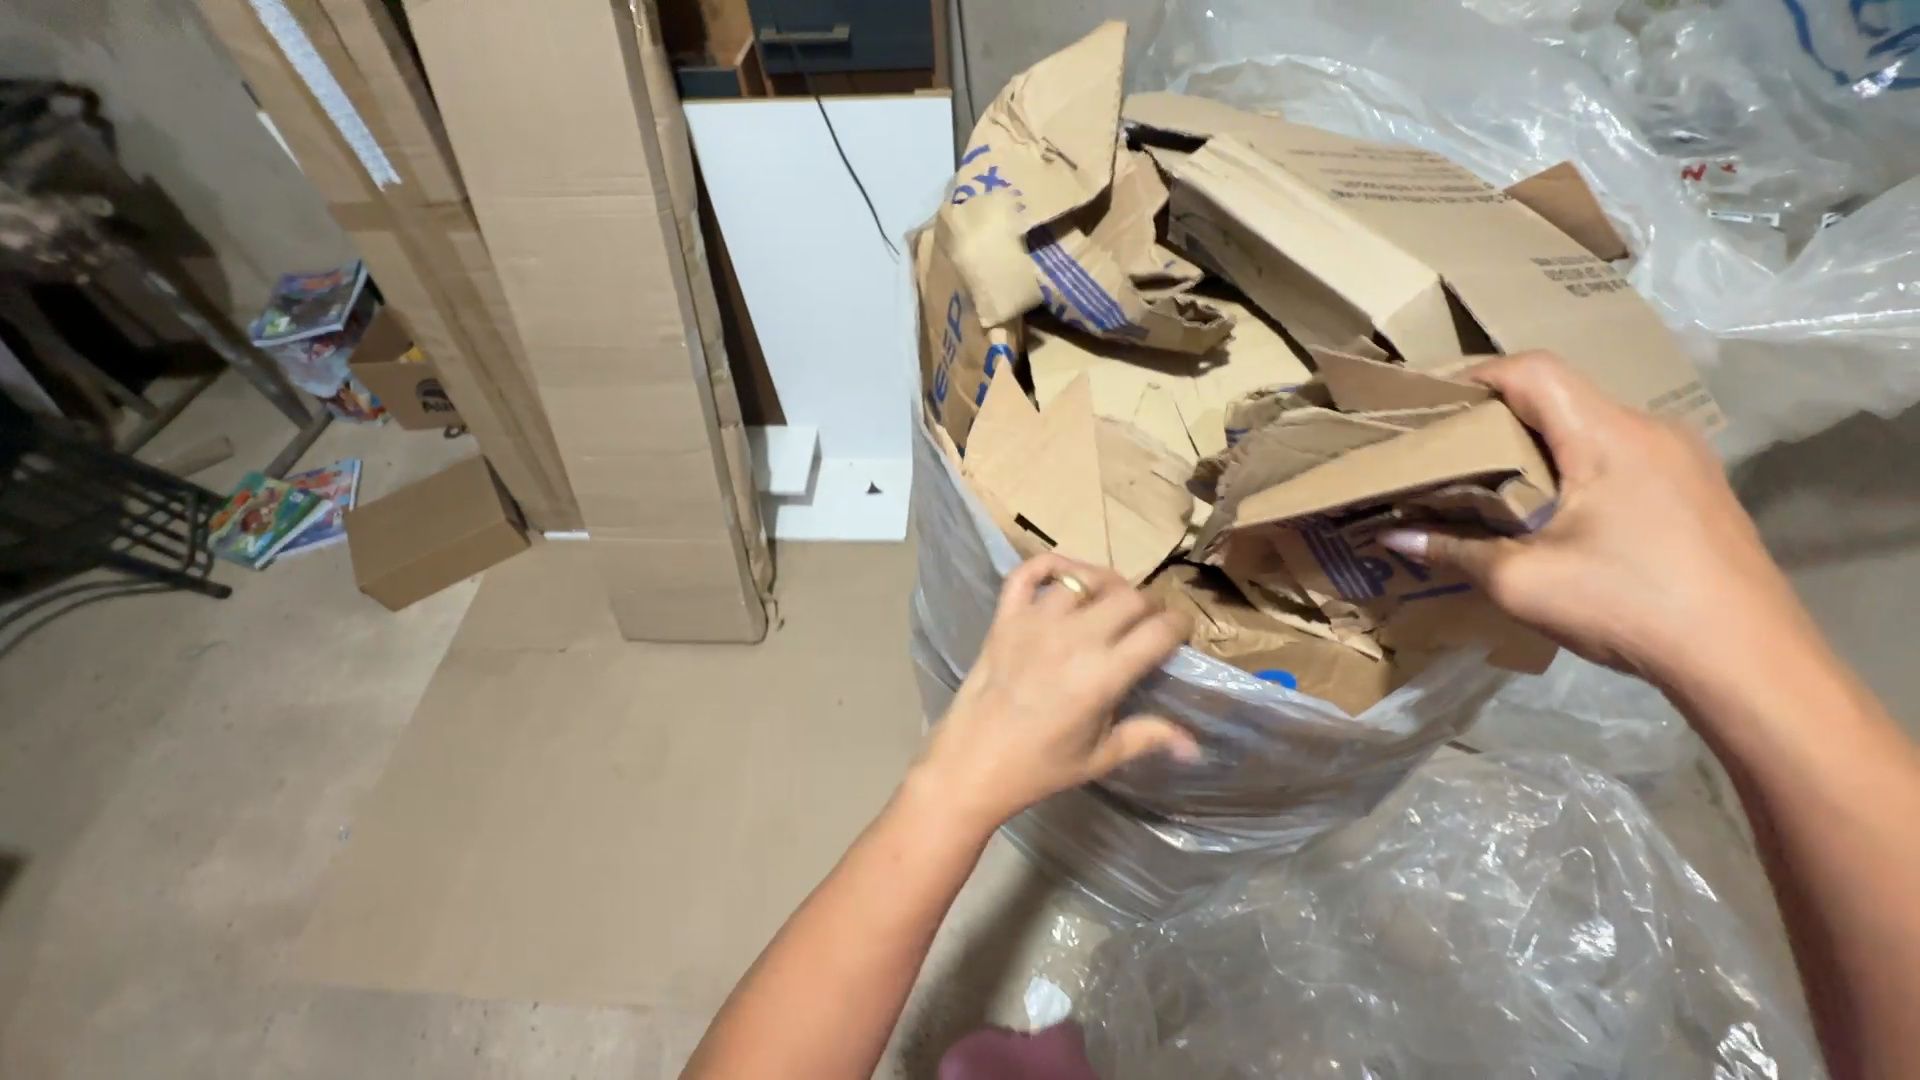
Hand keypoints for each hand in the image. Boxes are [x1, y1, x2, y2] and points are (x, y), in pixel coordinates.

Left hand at [913, 553, 1198, 829]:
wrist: (971, 762)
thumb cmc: (1039, 766)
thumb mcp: (1099, 757)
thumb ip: (1149, 737)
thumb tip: (1195, 746)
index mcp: (1103, 675)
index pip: (1159, 630)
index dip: (1180, 625)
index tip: (1180, 633)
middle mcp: (1074, 638)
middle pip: (1129, 597)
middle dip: (1149, 606)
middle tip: (1147, 624)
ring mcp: (1035, 622)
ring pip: (1085, 578)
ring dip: (1107, 584)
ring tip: (1111, 602)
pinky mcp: (1005, 617)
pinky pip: (1028, 572)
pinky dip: (1050, 565)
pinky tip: (1066, 578)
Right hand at [1380, 351, 1816, 690]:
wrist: (1747, 660)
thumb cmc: (1626, 605)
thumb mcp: (1519, 582)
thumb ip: (1452, 549)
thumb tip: (1392, 537)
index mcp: (1608, 437)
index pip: (1533, 370)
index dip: (1475, 376)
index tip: (1430, 407)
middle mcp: (1649, 430)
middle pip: (1558, 396)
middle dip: (1494, 417)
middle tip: (1444, 452)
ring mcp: (1679, 456)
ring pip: (1587, 426)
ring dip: (1532, 445)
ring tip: (1486, 483)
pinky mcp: (1692, 485)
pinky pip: (1615, 453)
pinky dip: (1568, 466)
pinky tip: (1547, 510)